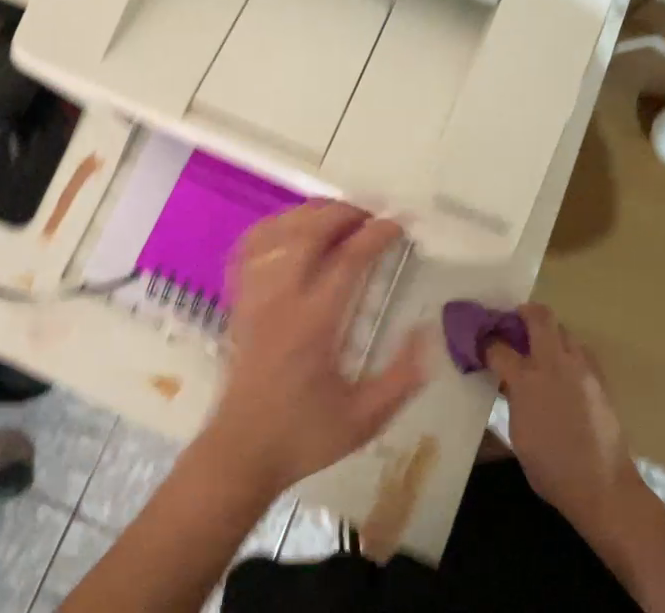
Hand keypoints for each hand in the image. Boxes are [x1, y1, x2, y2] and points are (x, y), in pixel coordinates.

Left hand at [200, 202, 428, 494]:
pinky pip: (249, 248)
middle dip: (343, 212)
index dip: (376, 235)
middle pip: (307, 232)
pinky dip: (272, 228)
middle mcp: (279, 300)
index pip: (347, 260)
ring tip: (338, 216)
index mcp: (314, 324)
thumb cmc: (304, 436)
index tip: (399, 225)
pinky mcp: (238, 302)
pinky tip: (292, 230)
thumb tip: (426, 332)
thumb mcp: (365, 418)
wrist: (240, 452)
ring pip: (276, 232)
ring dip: (309, 214)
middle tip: (371, 215)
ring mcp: (253, 297)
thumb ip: (401, 376)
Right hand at [485, 304, 641, 534]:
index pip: (499, 347)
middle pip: (540, 317)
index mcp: (527, 380)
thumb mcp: (518, 433)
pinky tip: (562, 370)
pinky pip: (581, 351)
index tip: (480, 345)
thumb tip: (509, 384)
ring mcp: (582, 369)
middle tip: (512, 324)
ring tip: (538, 349)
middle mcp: (555, 364)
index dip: (486, 344)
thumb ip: (513, 398)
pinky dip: (568, 351)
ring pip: (564, 330)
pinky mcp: (601, 379)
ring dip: (548, 331)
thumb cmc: (550, 468)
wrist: (603, 486)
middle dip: (523, 314)